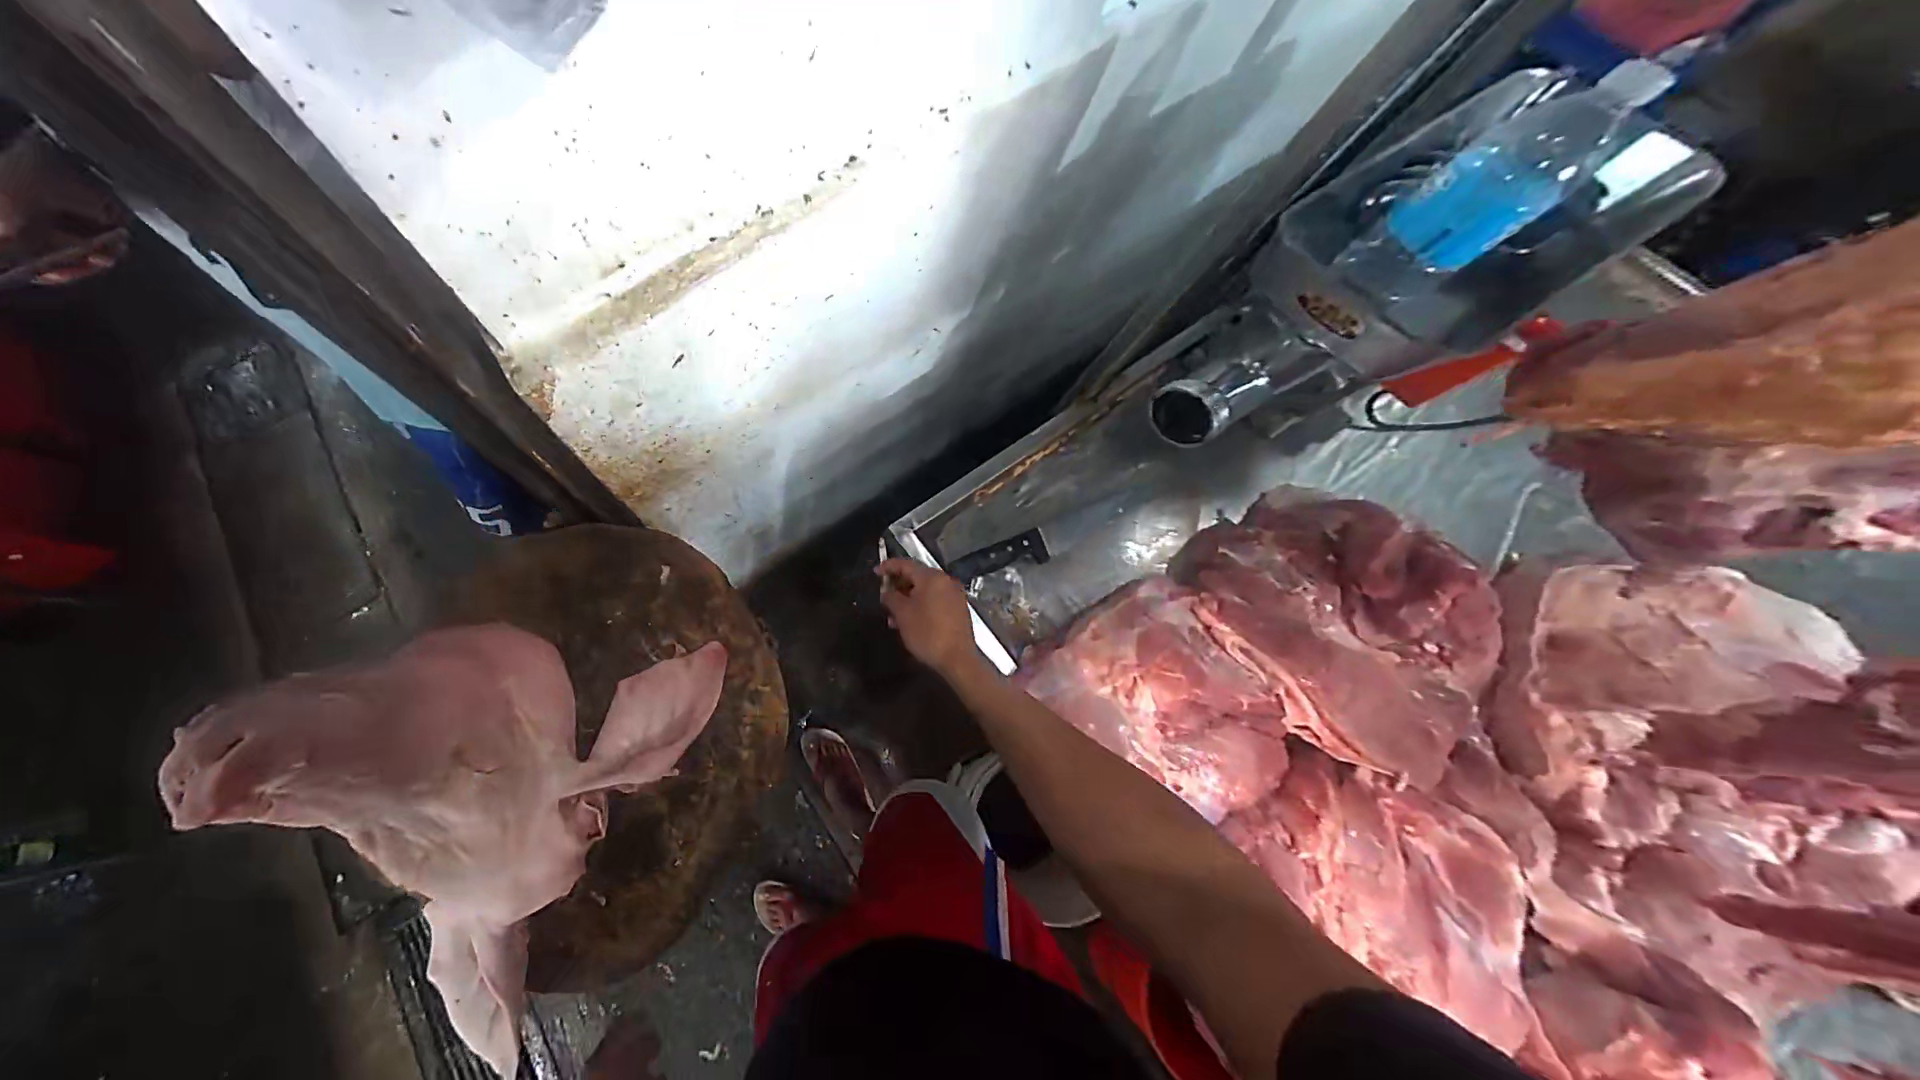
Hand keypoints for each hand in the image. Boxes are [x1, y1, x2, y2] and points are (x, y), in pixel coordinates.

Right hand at [876, 558, 983, 680]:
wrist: (957, 658)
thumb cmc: (927, 633)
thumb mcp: (903, 614)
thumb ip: (891, 598)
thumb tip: (886, 592)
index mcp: (932, 577)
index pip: (906, 564)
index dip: (888, 567)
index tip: (876, 572)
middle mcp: (946, 581)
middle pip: (917, 577)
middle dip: (898, 587)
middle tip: (884, 598)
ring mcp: (954, 595)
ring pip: (925, 591)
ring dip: (908, 600)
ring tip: (893, 617)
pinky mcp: (958, 609)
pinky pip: (935, 600)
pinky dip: (921, 606)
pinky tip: (910, 622)